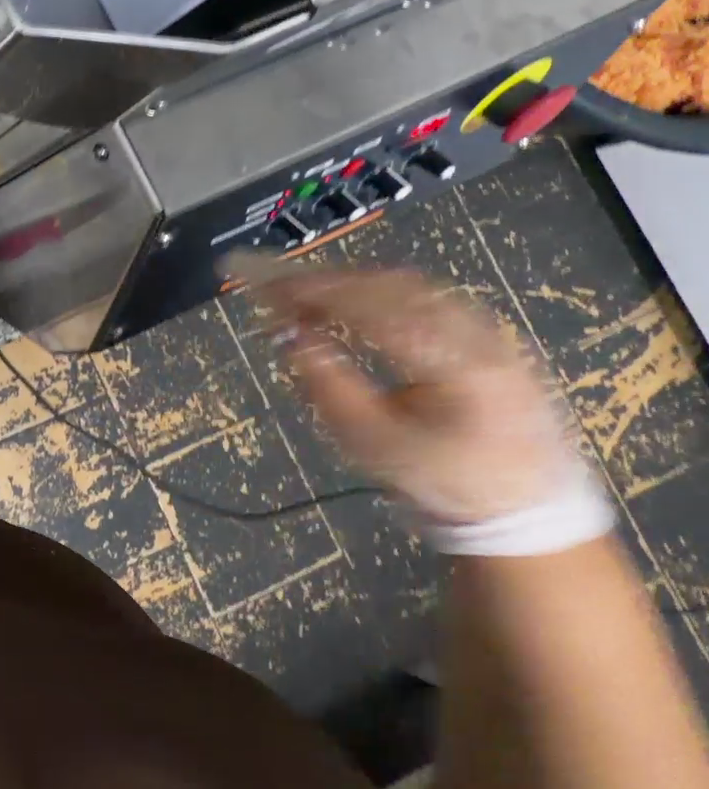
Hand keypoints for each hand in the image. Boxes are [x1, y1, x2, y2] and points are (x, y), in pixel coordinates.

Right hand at [245, 261, 581, 525]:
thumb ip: (327, 385)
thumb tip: (289, 337)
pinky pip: (427, 297)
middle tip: (271, 285)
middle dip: (323, 281)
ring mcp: (491, 334)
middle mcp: (479, 338)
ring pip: (409, 286)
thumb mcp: (372, 442)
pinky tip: (350, 301)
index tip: (262, 284)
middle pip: (389, 287)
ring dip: (349, 283)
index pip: (370, 308)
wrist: (526, 507)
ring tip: (302, 292)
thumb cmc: (438, 478)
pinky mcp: (490, 337)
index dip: (310, 290)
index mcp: (453, 366)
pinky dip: (378, 291)